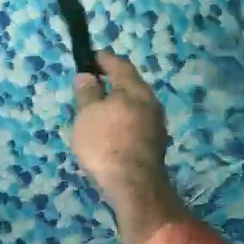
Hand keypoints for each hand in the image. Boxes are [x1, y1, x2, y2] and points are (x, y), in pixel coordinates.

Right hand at [71, 53, 180, 215]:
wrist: (134, 186)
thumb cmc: (106, 143)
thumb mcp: (87, 114)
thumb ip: (87, 93)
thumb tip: (87, 76)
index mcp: (135, 89)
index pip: (120, 65)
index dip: (104, 59)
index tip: (90, 58)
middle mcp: (151, 103)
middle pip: (130, 86)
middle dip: (112, 84)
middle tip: (92, 87)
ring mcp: (156, 125)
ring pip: (134, 107)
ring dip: (117, 106)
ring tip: (97, 113)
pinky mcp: (155, 145)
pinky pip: (136, 124)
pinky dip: (122, 122)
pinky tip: (110, 134)